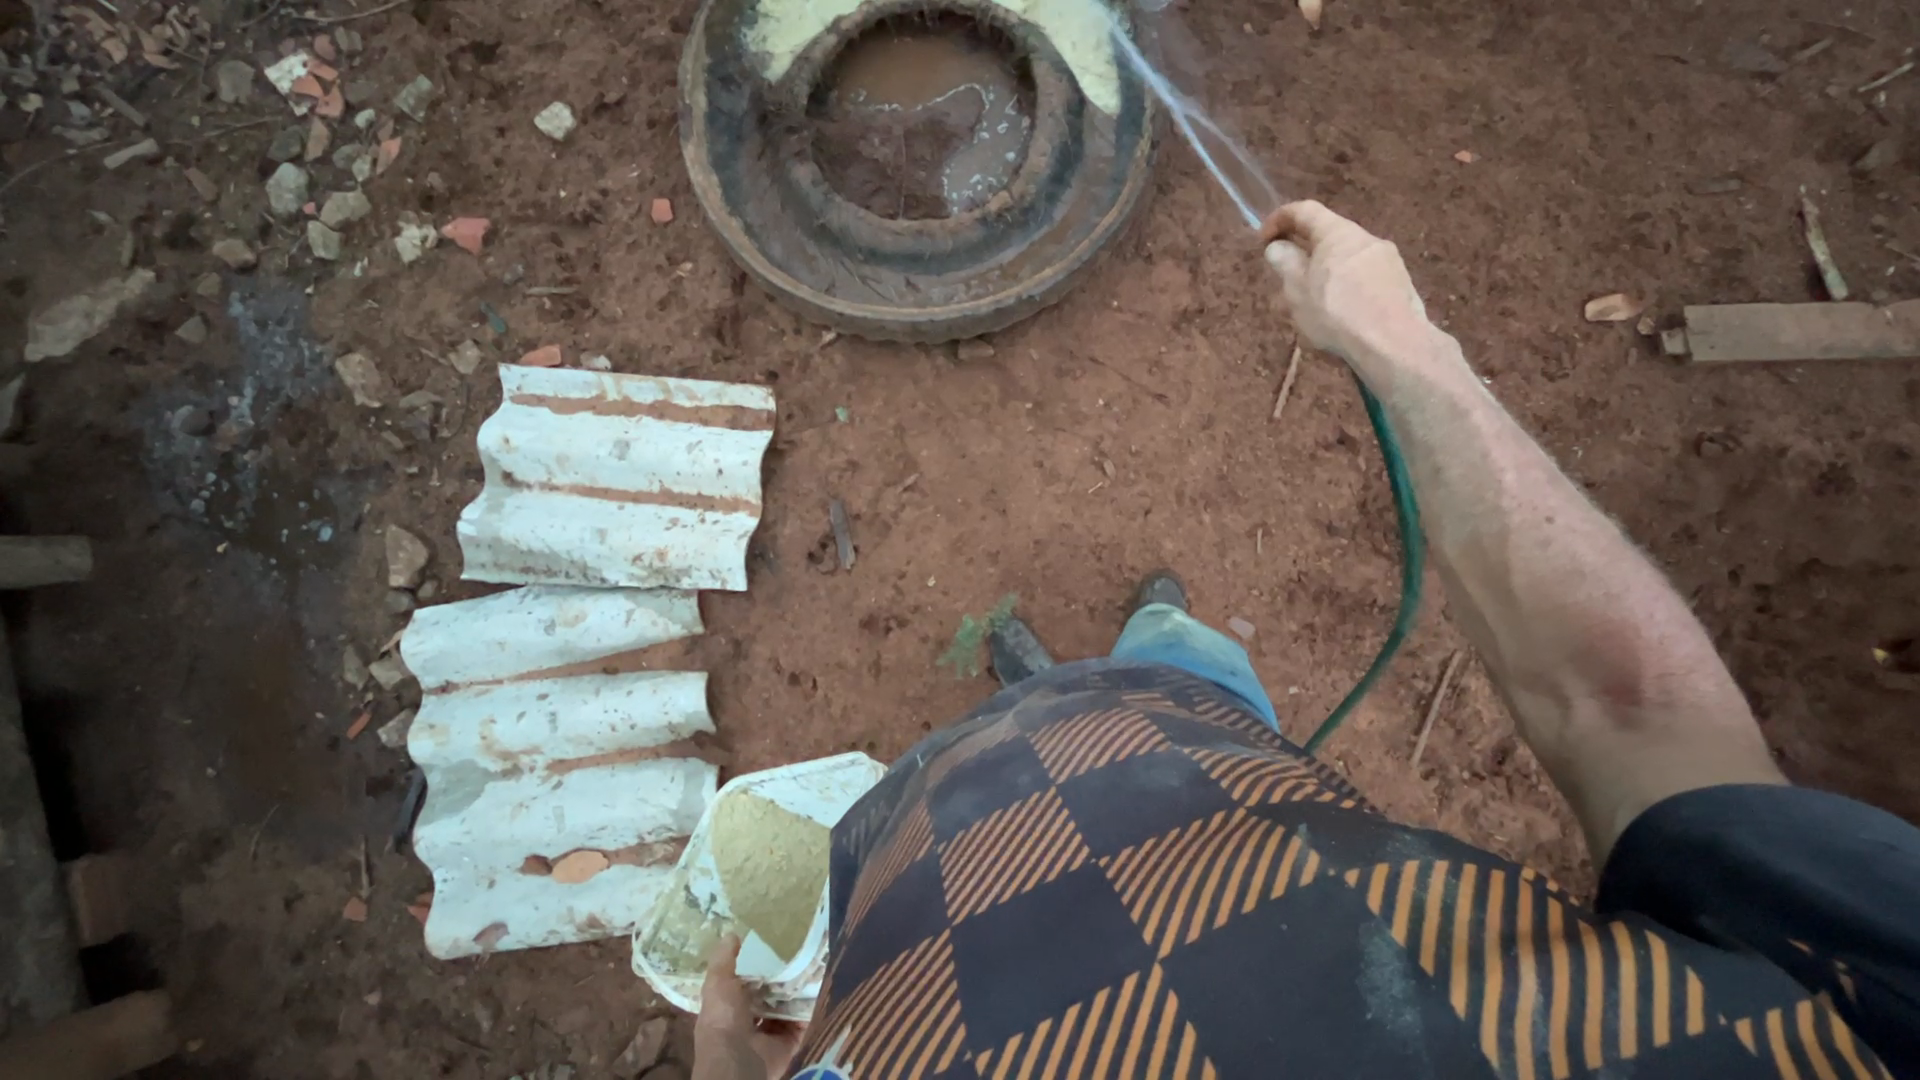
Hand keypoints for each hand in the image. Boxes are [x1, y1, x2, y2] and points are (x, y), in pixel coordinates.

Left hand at [692, 937, 804, 1079]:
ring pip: (789, 1005)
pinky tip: (821, 982)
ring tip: (815, 960)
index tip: (774, 943)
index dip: (759, 965)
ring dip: (800, 988)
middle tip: (801, 949)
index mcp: (732, 1007)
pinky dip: (811, 1005)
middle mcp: (752, 1019)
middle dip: (784, 976)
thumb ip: (724, 961)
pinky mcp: (790, 1040)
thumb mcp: (717, 984)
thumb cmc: (723, 1019)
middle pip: (772, 993)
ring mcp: (772, 1031)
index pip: (748, 983)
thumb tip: (730, 934)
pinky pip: (804, 1020)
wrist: (738, 1060)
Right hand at [1258, 200, 1432, 369]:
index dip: (1279, 219)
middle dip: (1301, 256)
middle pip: (1326, 238)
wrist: (1391, 342)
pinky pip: (1360, 279)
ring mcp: (1385, 260)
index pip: (1305, 210)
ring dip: (1320, 278)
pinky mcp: (1397, 283)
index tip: (1262, 241)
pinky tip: (1335, 318)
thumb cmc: (1336, 313)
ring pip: (1342, 262)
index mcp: (1338, 233)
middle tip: (1283, 282)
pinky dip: (1341, 290)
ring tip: (1306, 309)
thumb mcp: (1297, 290)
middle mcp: (1365, 238)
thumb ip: (1285, 264)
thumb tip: (1277, 247)